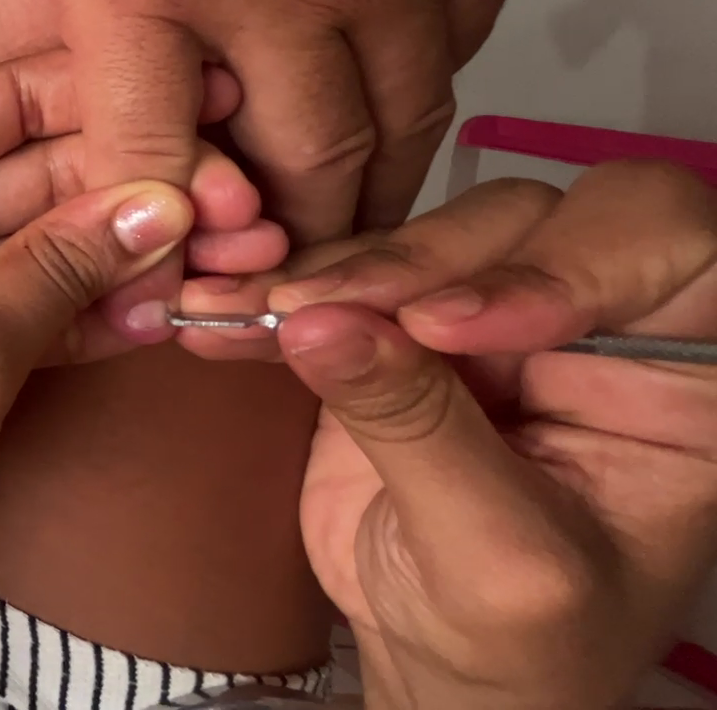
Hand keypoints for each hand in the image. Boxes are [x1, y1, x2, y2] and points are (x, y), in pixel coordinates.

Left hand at [0, 52, 198, 709]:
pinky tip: (168, 312)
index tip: (216, 107)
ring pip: (49, 241)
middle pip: (43, 172)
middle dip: (143, 190)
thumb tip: (159, 203)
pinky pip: (33, 302)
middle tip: (254, 213)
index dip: (115, 101)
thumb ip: (60, 267)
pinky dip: (93, 309)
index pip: (15, 101)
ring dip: (134, 253)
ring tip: (240, 262)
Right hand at [192, 164, 716, 708]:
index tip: (445, 327)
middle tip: (313, 310)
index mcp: (666, 379)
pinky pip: (318, 286)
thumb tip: (318, 324)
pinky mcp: (370, 332)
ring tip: (236, 313)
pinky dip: (258, 297)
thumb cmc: (514, 634)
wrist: (431, 652)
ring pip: (395, 244)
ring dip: (310, 277)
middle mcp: (571, 326)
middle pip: (508, 223)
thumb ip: (417, 427)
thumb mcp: (491, 549)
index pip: (661, 248)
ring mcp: (460, 323)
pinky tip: (208, 316)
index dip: (564, 258)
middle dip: (406, 261)